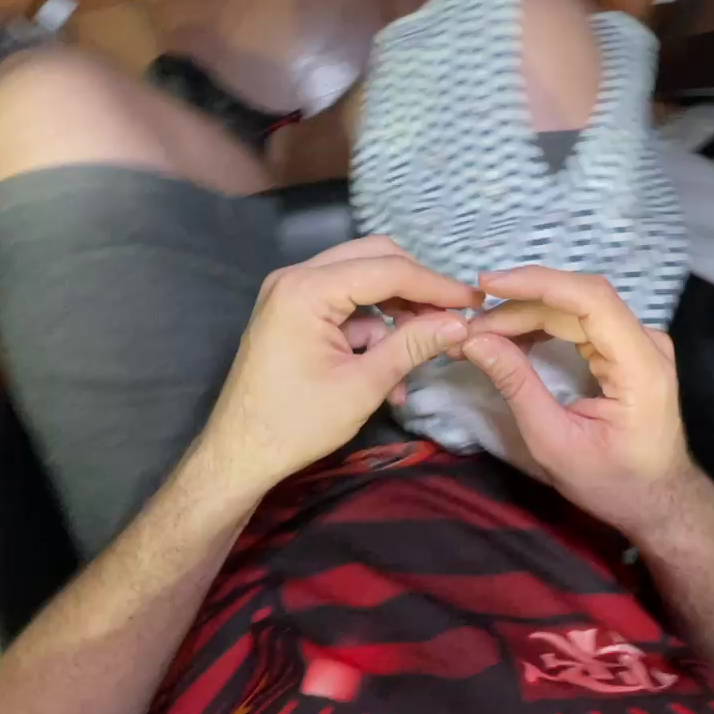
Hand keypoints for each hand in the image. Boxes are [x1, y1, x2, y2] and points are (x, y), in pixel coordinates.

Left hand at [194, 236, 482, 490]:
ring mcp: (290, 291)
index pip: (387, 269)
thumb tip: (460, 323)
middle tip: (450, 318)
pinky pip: (344, 303)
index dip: (436, 285)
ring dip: (395, 309)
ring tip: (423, 348)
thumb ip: (412, 346)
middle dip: (416, 288)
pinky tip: (390, 367)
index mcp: (307, 289)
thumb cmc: (296, 424)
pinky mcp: (292, 311)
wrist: (239, 453)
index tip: (474, 303)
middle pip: (374, 259)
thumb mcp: (362, 386)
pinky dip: (371, 327)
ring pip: (361, 279)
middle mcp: (296, 277)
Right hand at [461, 266, 713, 541]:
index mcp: (640, 366)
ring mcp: (638, 342)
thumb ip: (517, 386)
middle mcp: (646, 343)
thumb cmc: (610, 481)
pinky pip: (578, 321)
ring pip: (574, 306)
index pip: (590, 300)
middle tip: (469, 329)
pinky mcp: (625, 347)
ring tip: (479, 333)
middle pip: (576, 301)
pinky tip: (506, 336)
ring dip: (523, 313)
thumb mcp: (554, 442)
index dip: (537, 284)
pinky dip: (538, 324)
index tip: (488, 286)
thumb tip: (474, 341)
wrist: (654, 501)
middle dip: (517, 307)